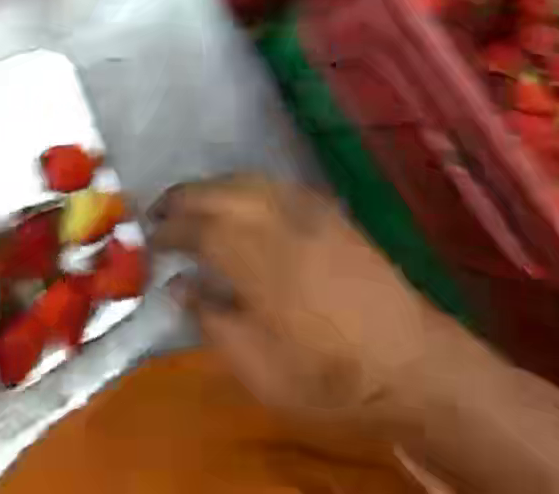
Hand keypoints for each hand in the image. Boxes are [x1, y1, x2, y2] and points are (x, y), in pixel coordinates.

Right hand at [151, 177, 469, 434]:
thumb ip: (213, 321)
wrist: (409, 361)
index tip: (150, 236)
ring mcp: (306, 211)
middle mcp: (278, 222)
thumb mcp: (259, 369)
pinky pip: (274, 184)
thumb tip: (179, 284)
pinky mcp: (328, 210)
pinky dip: (245, 186)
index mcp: (257, 261)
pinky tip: (239, 201)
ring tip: (193, 203)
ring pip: (246, 181)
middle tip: (159, 211)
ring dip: (212, 187)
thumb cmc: (328, 376)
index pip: (199, 229)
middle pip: (219, 193)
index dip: (170, 229)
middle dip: (184, 198)